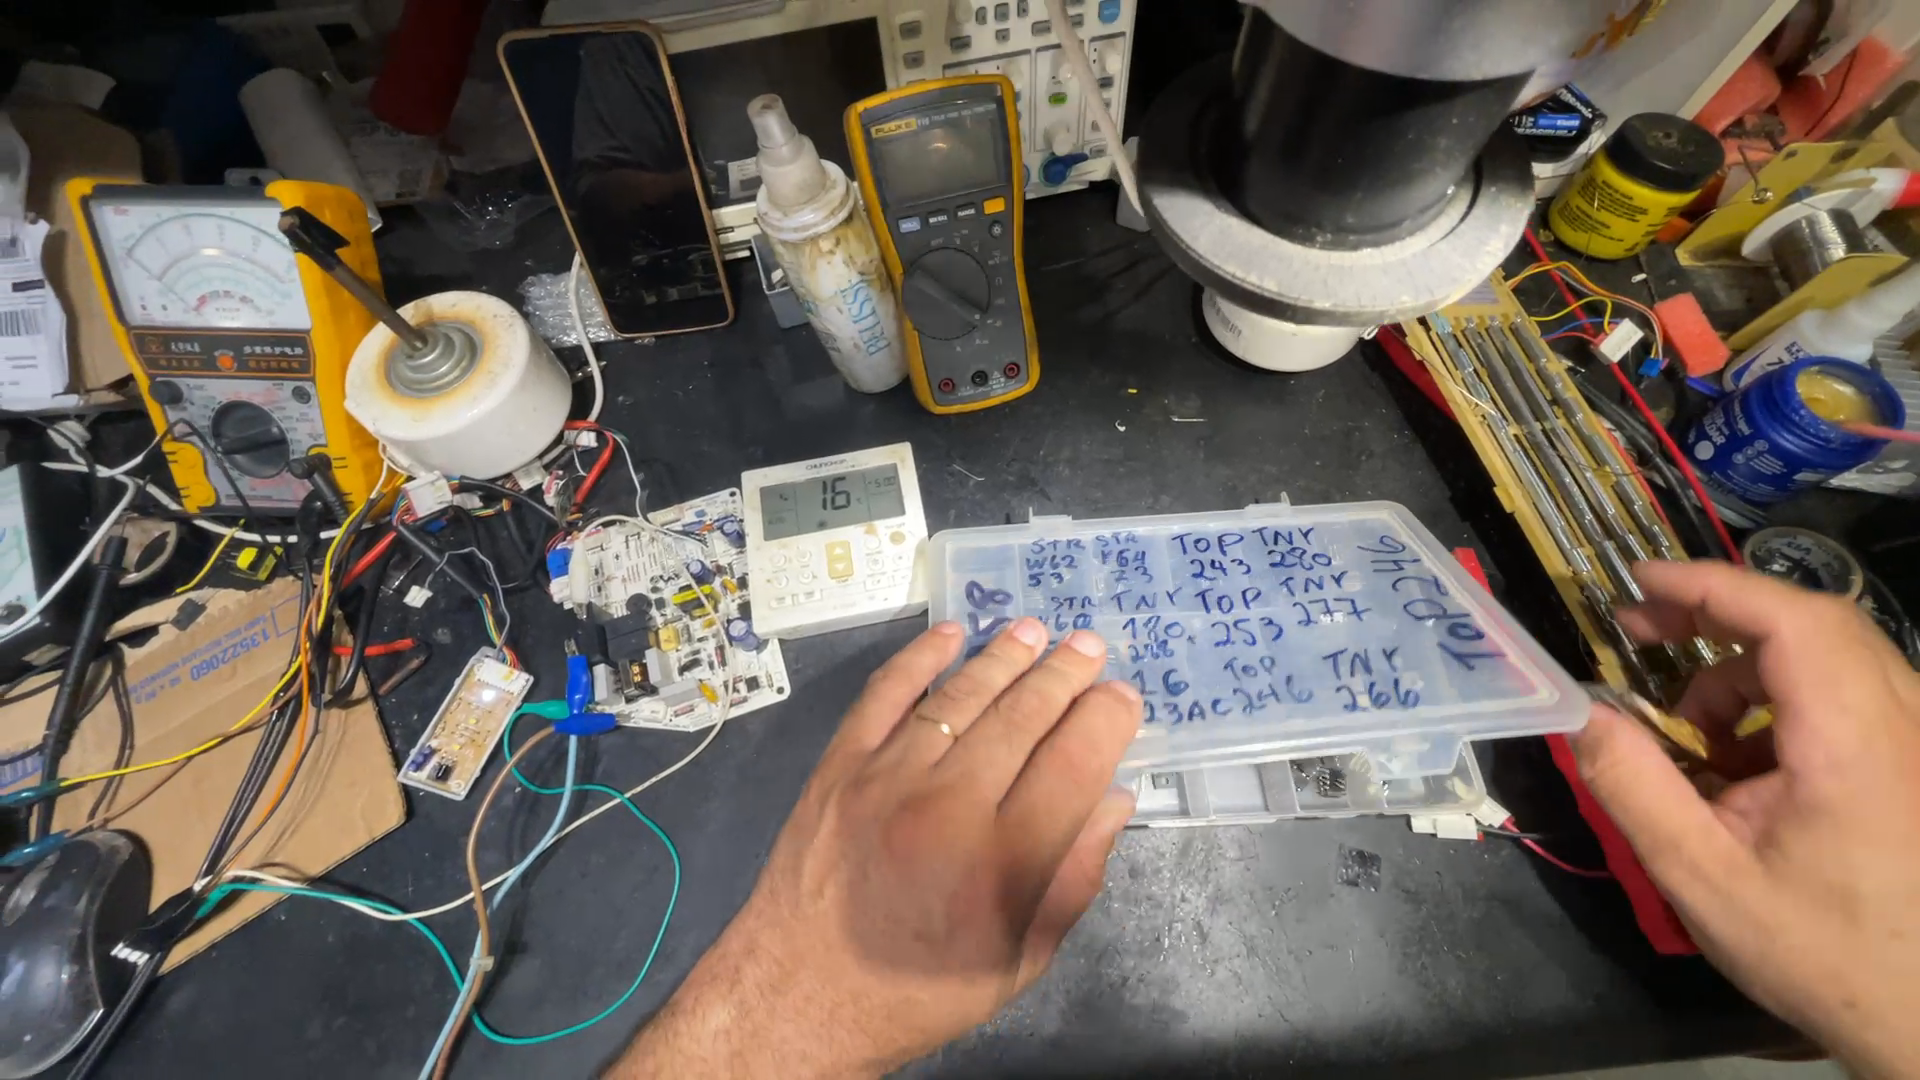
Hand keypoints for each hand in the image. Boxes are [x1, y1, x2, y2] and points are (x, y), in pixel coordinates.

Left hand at [611, 618, 1141, 1078]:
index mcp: (1004, 863)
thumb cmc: (921, 986)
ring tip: (1034, 631)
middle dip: (1065, 674)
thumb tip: (1115, 795)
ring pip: (960, 695)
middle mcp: (949, 806)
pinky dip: (920, 656)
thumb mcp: (1020, 959)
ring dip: (1004, 656)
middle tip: (1089, 646)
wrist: (800, 992)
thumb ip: (1076, 876)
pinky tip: (951, 633)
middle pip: (1022, 717)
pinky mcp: (841, 763)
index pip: (1075, 764)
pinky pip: (886, 692)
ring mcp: (887, 777)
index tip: (1123, 697)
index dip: (1107, 720)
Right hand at [1572, 560, 1919, 1078]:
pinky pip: (1846, 699)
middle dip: (1713, 614)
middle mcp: (1910, 735)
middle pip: (1816, 626)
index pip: (1799, 624)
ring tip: (1686, 730)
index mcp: (1860, 754)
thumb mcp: (1698, 874)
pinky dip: (1772, 706)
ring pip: (1829, 660)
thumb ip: (1630, 782)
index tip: (1638, 581)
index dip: (1714, 586)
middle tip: (1636, 632)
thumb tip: (1578, 710)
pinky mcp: (1917, 770)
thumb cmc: (1825, 955)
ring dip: (1737, 671)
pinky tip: (1738, 762)